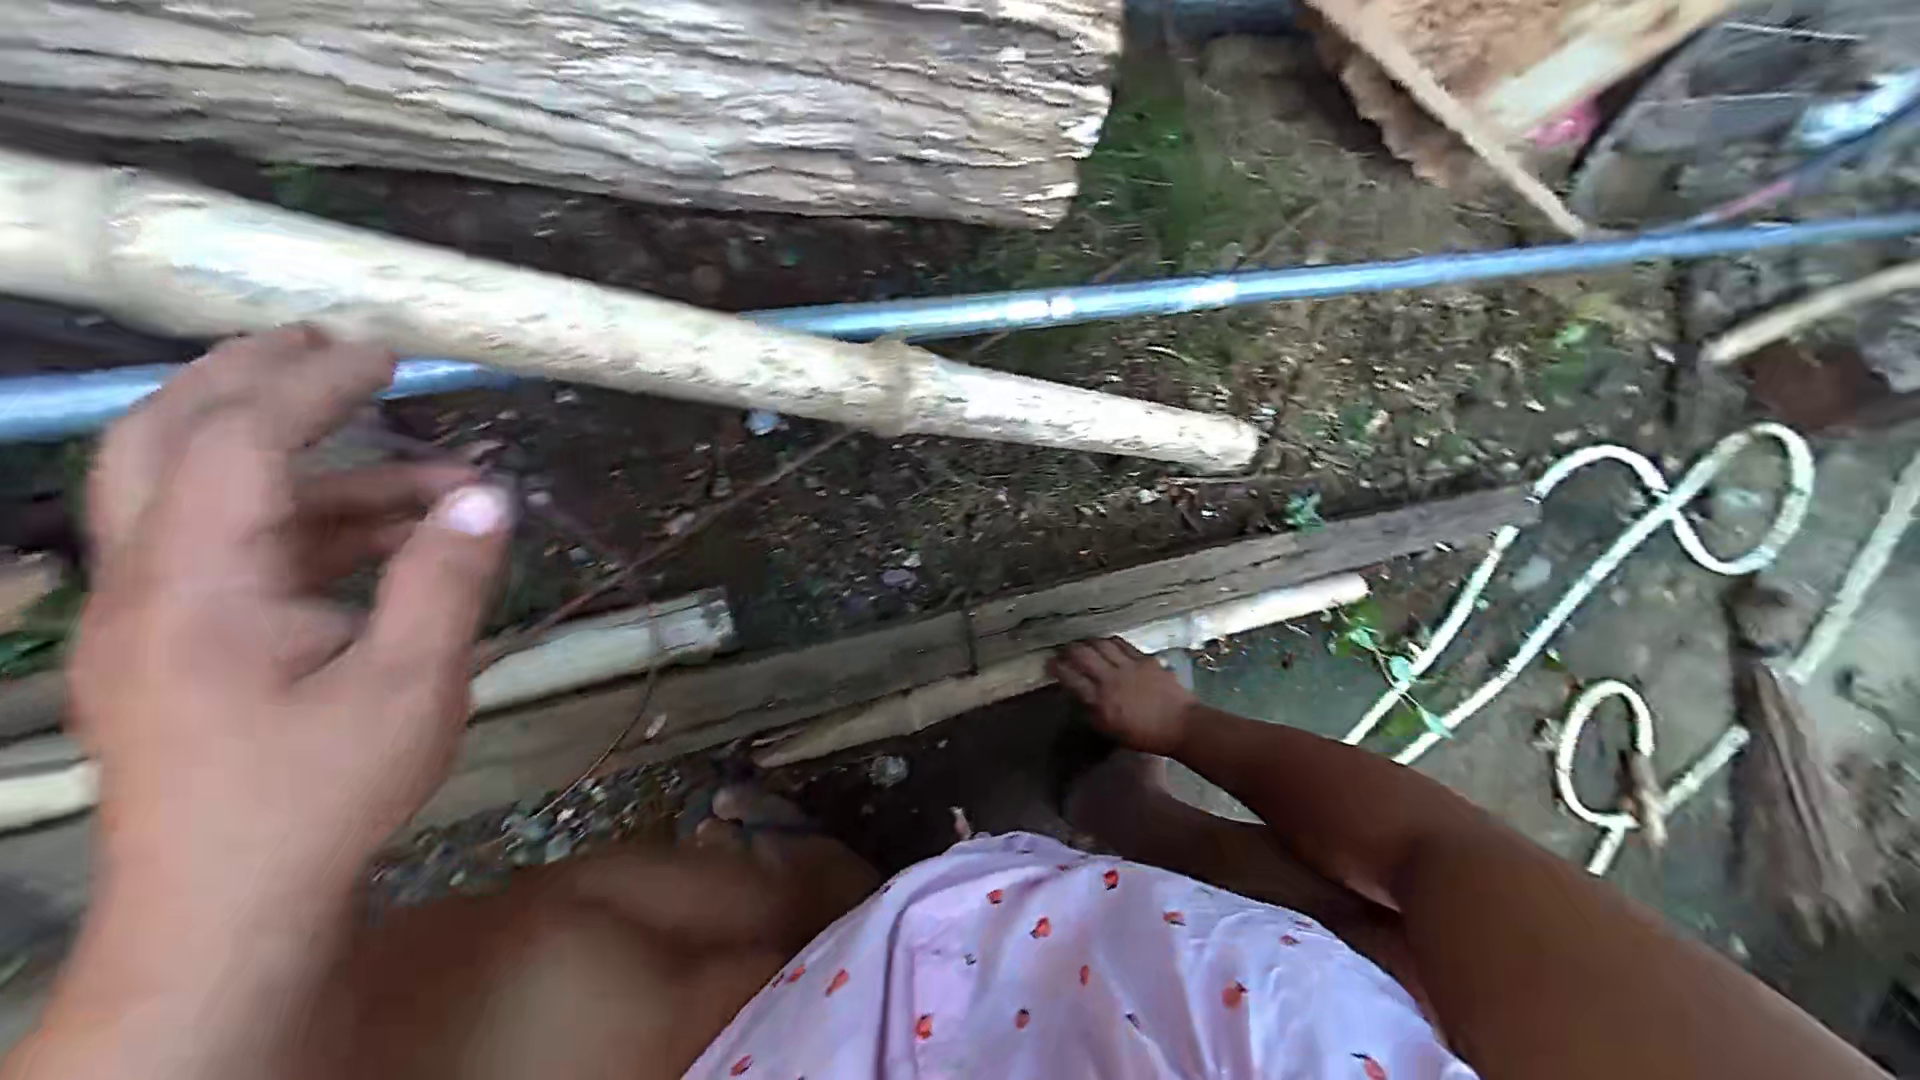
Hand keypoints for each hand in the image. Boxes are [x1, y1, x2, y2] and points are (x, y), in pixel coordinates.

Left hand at [70, 326, 513, 900]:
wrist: (229, 905)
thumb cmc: (320, 793)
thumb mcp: (411, 685)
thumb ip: (446, 581)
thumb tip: (489, 498)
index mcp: (194, 587)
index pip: (236, 443)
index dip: (310, 384)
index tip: (383, 352)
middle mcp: (150, 583)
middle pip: (167, 442)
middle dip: (248, 379)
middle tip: (332, 344)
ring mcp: (160, 612)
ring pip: (217, 499)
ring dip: (325, 471)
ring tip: (442, 479)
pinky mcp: (187, 640)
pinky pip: (250, 552)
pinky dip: (326, 526)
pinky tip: (406, 537)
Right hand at [1048, 637, 1196, 755]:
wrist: (1182, 725)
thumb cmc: (1145, 735)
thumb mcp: (1111, 729)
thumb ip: (1092, 711)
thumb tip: (1081, 696)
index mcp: (1100, 700)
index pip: (1070, 677)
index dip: (1056, 667)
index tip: (1049, 664)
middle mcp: (1111, 679)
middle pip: (1082, 654)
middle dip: (1068, 650)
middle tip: (1065, 651)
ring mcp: (1128, 666)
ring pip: (1100, 644)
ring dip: (1088, 642)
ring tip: (1084, 644)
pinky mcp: (1144, 659)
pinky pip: (1121, 644)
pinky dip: (1109, 641)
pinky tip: (1107, 643)